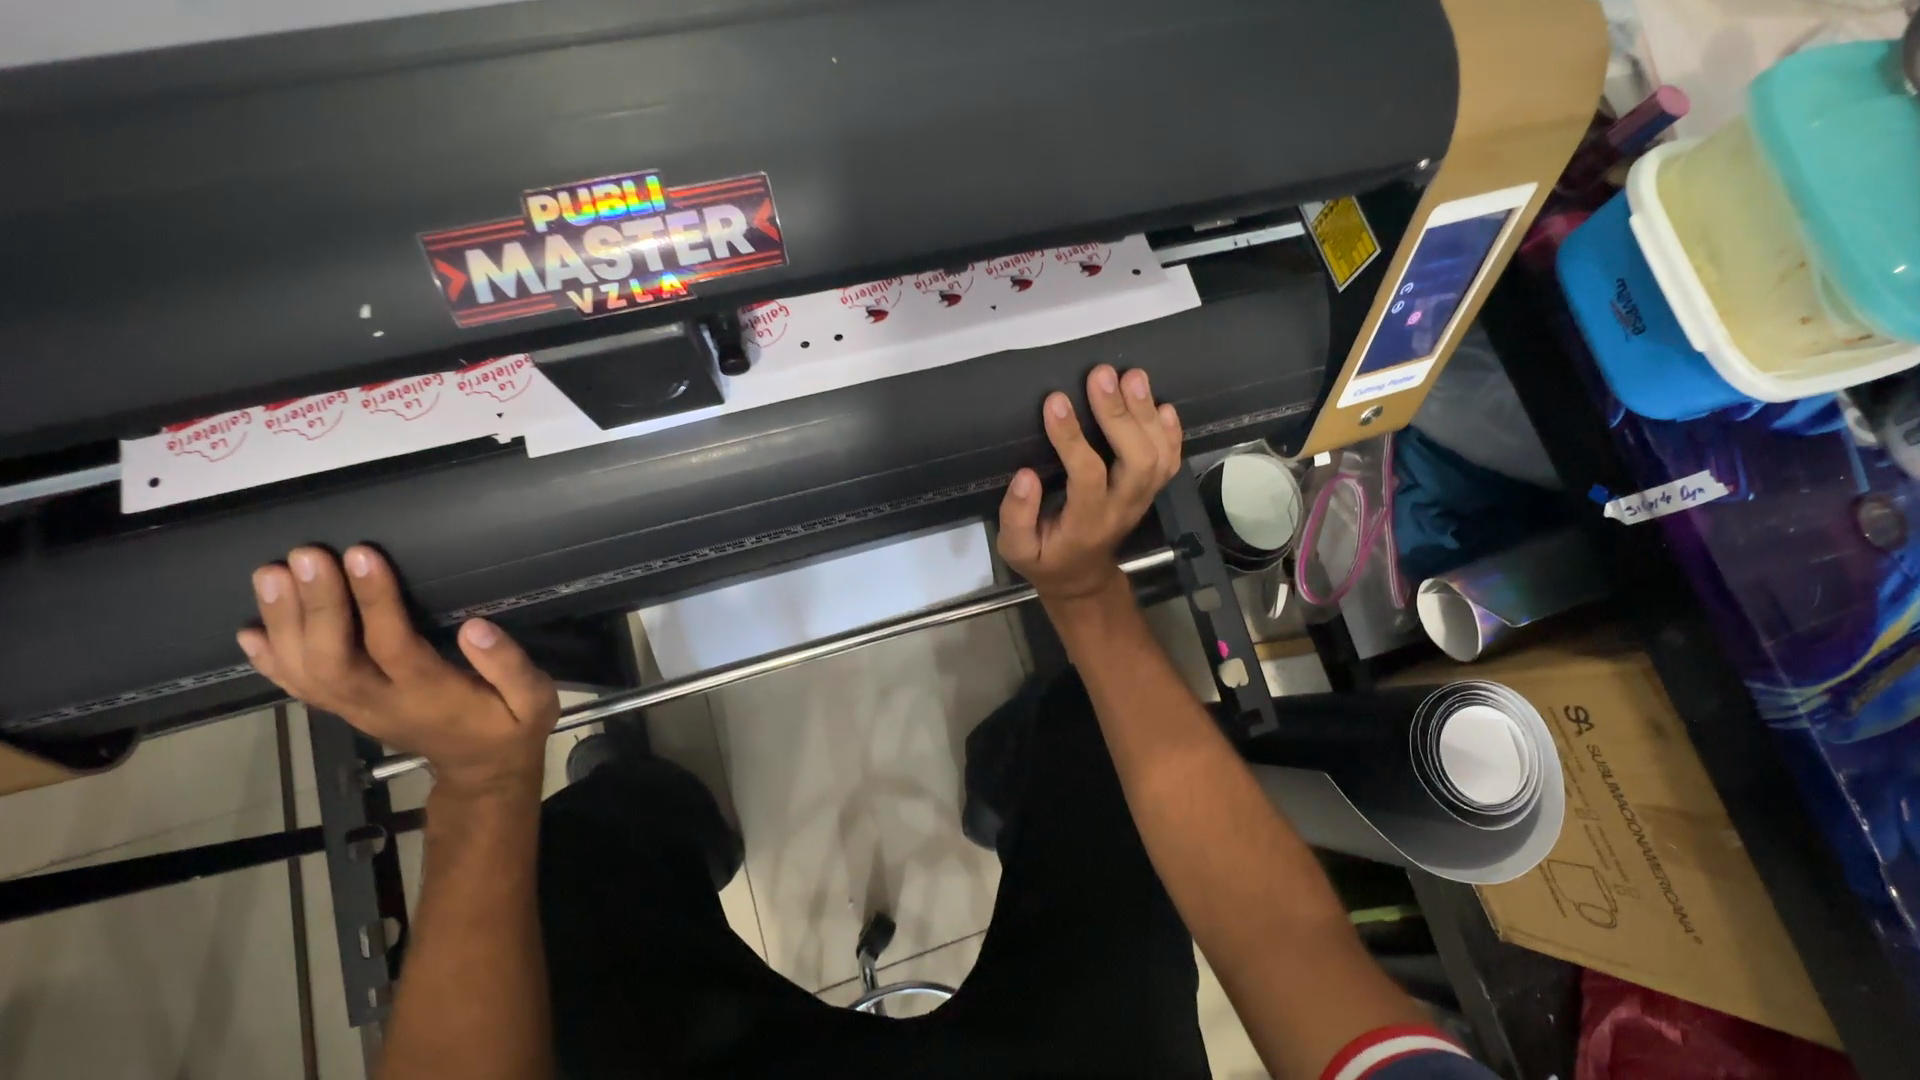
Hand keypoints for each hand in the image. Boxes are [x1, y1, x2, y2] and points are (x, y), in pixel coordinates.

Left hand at [237, 545, 559, 799]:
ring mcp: (357, 709)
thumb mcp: (534, 702)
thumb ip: (509, 666)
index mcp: (431, 695)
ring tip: (271, 574)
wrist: (481, 772)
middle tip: (305, 556)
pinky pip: (299, 687)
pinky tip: (252, 630)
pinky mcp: (347, 710)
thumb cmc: (509, 728)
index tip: (362, 555)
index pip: (393, 645)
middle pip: (334, 657)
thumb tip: (475, 627)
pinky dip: (270, 659)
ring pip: (307, 669)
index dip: (375, 601)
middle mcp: (382, 703)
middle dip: (316, 604)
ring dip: (285, 621)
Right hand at [998, 364, 1182, 603]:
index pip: (1088, 475)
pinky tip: (1160, 403)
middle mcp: (1122, 508)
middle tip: (1101, 376)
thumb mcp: (1017, 549)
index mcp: (1087, 523)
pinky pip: (1170, 460)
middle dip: (1121, 415)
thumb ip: (1017, 515)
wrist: (1082, 577)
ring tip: (1131, 376)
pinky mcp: (1149, 490)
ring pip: (1159, 455)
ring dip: (1147, 413)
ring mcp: (1142, 499)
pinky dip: (1170, 430)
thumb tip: (1025, 475)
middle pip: (1138, 459)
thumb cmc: (1045, 559)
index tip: (1056, 401)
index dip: (1073, 438)